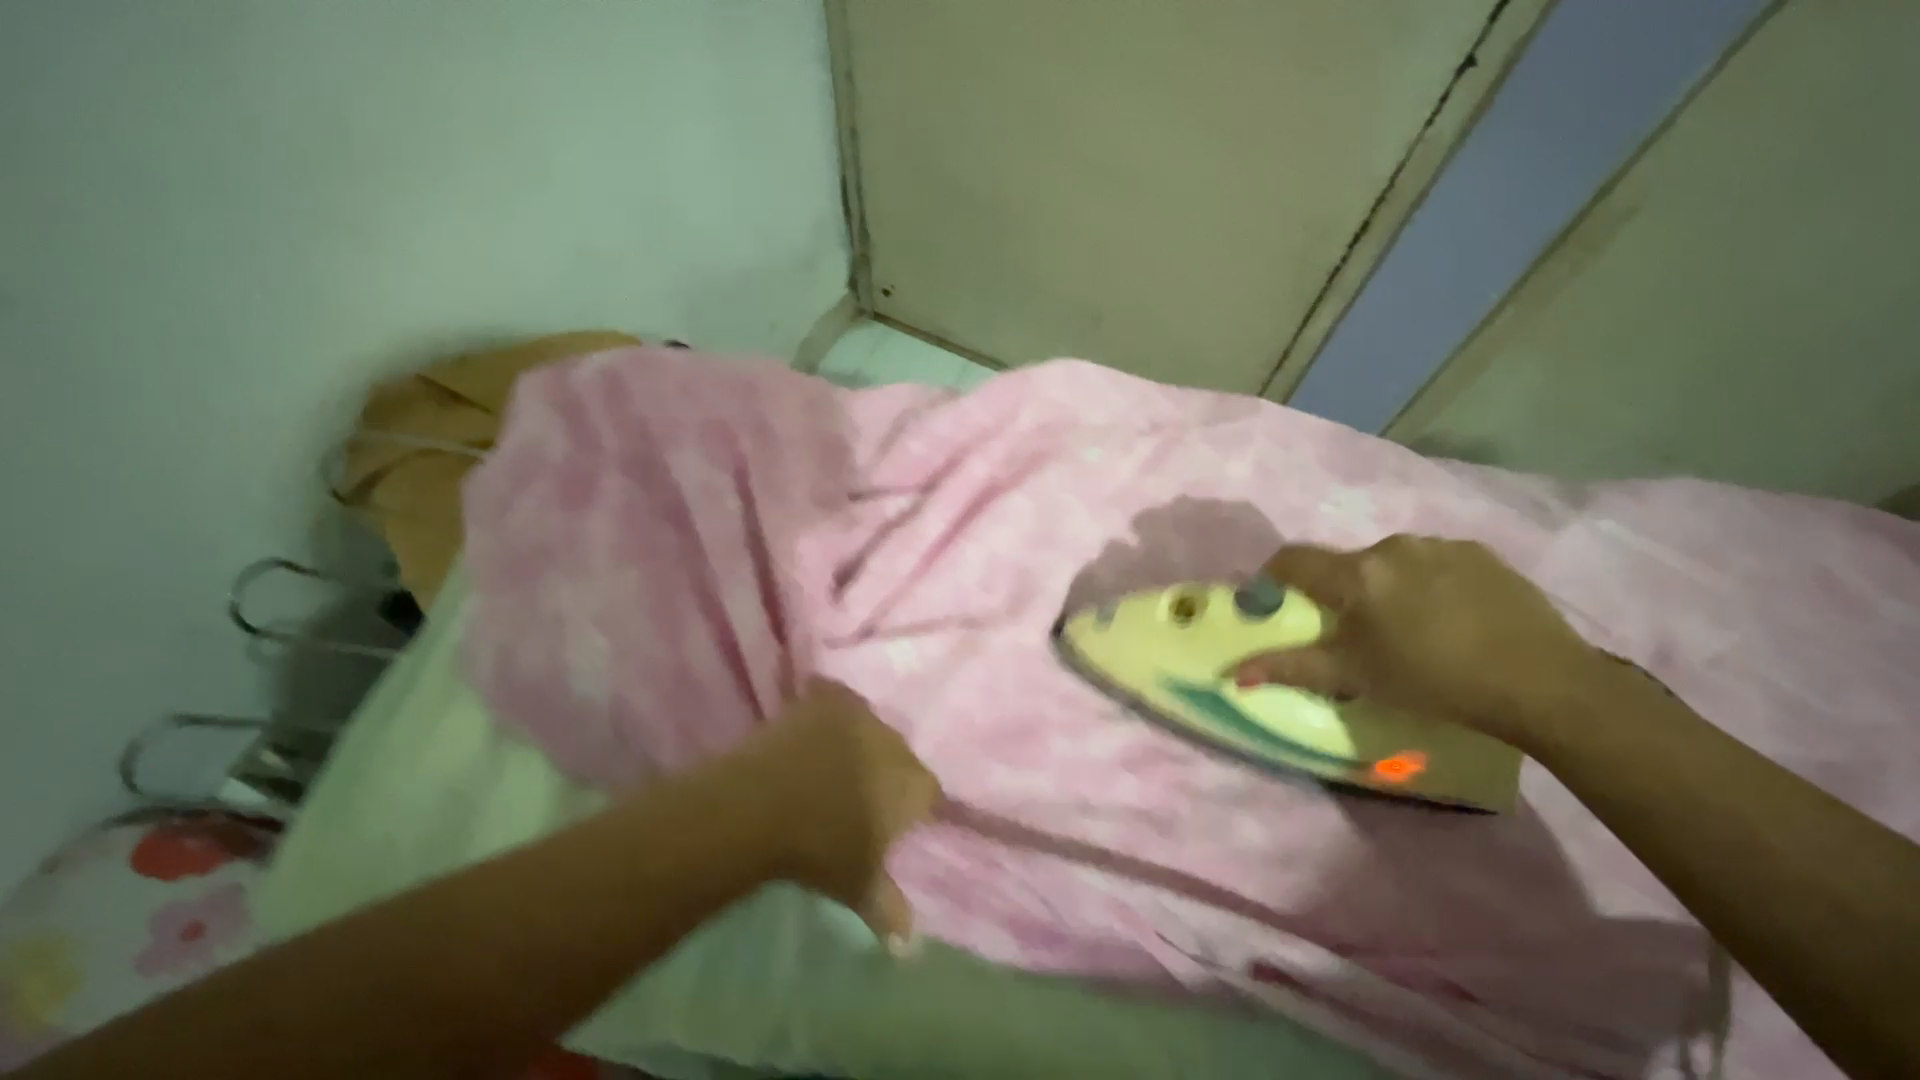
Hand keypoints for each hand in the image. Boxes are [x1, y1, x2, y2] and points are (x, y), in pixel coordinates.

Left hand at [724, 678, 941, 946]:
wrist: (759, 805)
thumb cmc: (818, 850)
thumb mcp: (857, 887)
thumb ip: (890, 911)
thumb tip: (910, 946)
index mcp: (912, 784)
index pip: (927, 793)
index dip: (910, 808)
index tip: (890, 824)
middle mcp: (894, 742)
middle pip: (900, 756)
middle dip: (885, 773)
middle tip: (856, 798)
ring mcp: (857, 715)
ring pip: (869, 728)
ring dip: (857, 744)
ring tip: (830, 767)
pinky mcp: (822, 699)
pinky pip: (834, 702)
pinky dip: (828, 715)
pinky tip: (811, 734)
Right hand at [1230, 535, 1608, 749]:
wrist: (1542, 681)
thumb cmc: (1434, 681)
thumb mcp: (1355, 678)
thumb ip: (1292, 668)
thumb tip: (1234, 673)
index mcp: (1356, 574)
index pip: (1293, 560)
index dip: (1273, 578)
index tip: (1275, 603)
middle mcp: (1392, 546)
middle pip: (1346, 564)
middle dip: (1341, 593)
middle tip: (1357, 634)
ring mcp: (1441, 545)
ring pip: (1392, 562)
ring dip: (1387, 587)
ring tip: (1412, 629)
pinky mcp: (1481, 553)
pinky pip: (1435, 562)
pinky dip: (1429, 584)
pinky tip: (1452, 619)